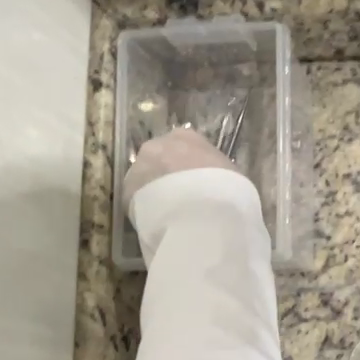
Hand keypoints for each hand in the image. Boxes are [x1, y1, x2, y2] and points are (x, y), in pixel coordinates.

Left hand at [124, 128, 244, 216]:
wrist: (202, 214)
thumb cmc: (227, 190)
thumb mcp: (234, 175)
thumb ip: (218, 171)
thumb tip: (214, 179)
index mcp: (186, 136)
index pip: (186, 144)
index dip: (192, 164)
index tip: (201, 179)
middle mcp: (157, 145)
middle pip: (161, 159)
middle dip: (170, 176)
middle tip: (185, 196)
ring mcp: (138, 167)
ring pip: (147, 179)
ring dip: (157, 191)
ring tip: (173, 213)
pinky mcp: (126, 192)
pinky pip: (138, 199)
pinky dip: (148, 208)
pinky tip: (162, 222)